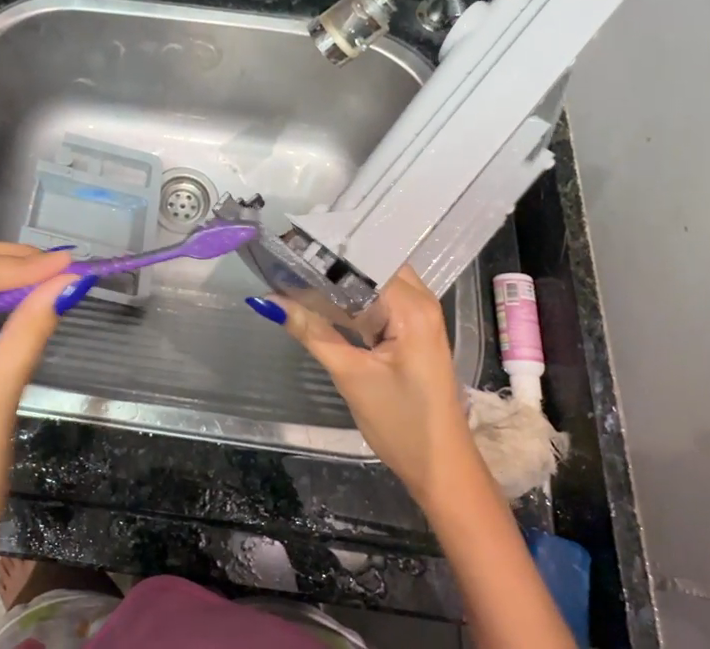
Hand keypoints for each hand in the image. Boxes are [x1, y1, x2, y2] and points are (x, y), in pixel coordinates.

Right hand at [253, 269, 576, 647]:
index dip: (325, 250)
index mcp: (412, 306)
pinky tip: (318, 299)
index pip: (363, 260)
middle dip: (329, 260)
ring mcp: (417, 317)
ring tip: (293, 268)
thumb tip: (267, 299)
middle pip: (369, 265)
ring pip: (371, 283)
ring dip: (337, 280)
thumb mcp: (350, 375)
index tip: (287, 242)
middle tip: (285, 252)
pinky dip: (349, 299)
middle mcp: (420, 302)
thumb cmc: (401, 422)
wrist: (441, 468)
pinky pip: (377, 302)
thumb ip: (311, 330)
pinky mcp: (410, 333)